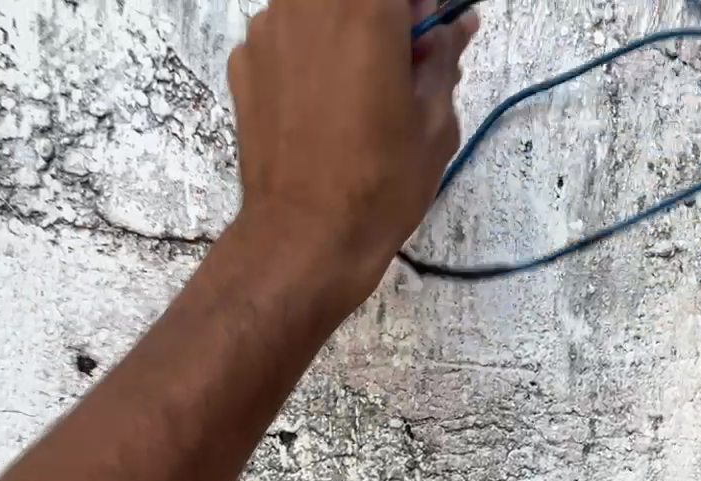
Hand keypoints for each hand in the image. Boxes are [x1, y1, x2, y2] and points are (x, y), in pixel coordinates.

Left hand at [226, 0, 476, 309]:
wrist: (308, 237)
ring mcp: (268, 26)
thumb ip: (444, 60)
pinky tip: (326, 110)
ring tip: (365, 94)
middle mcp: (310, 0)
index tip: (434, 37)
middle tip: (406, 65)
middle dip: (387, 20)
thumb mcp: (434, 126)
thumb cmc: (382, 185)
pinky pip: (289, 38)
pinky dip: (312, 57)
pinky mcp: (244, 60)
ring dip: (347, 33)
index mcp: (367, 9)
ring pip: (320, 9)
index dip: (424, 8)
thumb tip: (456, 25)